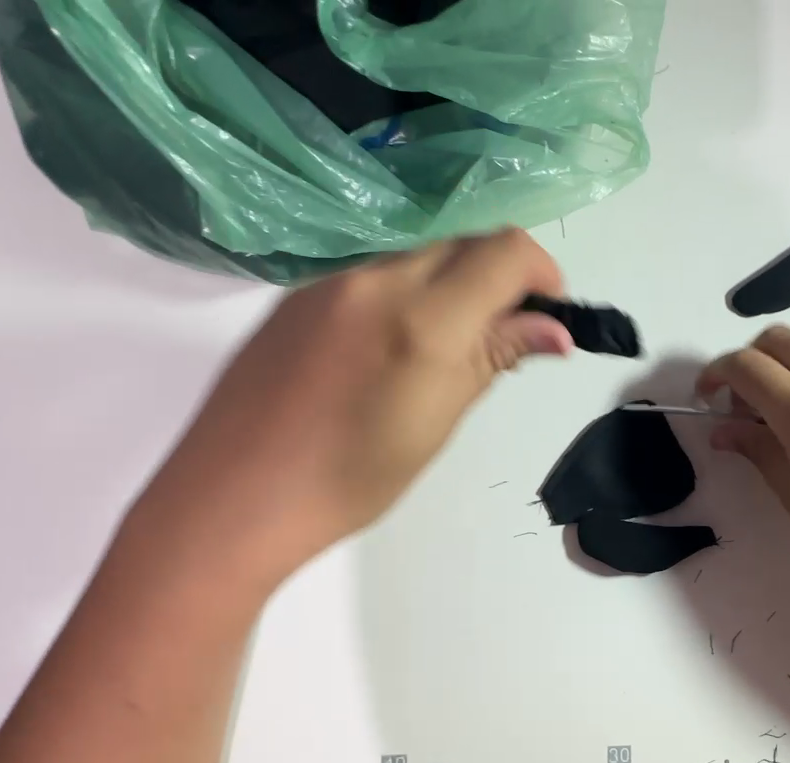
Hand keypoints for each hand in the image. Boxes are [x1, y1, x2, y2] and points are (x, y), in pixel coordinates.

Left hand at [137, 229, 571, 583]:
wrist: (236, 496)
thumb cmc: (350, 481)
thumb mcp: (437, 423)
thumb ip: (494, 358)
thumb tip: (554, 330)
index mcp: (422, 319)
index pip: (505, 251)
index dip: (541, 274)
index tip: (546, 317)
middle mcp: (377, 278)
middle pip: (465, 240)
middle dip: (501, 275)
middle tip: (505, 335)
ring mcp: (331, 278)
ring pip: (420, 251)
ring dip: (455, 281)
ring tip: (449, 349)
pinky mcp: (300, 290)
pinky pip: (375, 268)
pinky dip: (410, 290)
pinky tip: (396, 347)